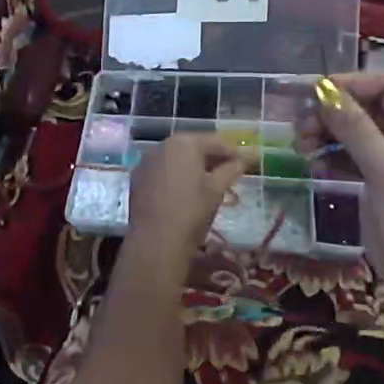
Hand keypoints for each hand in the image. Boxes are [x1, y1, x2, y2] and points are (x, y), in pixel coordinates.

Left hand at [127, 133, 244, 277]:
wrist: (156, 240)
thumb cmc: (192, 212)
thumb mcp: (216, 189)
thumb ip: (231, 170)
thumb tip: (245, 159)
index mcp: (184, 143)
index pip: (215, 143)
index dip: (233, 153)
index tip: (246, 162)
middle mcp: (161, 145)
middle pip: (193, 147)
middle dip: (211, 158)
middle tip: (228, 171)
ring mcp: (146, 161)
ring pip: (175, 158)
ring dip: (192, 166)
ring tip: (208, 181)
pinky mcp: (137, 178)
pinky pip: (161, 170)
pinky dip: (174, 175)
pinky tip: (184, 190)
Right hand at [300, 72, 383, 300]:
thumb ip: (355, 129)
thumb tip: (324, 92)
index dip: (351, 86)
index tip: (310, 94)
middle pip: (378, 109)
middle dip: (337, 114)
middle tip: (299, 127)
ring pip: (367, 135)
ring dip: (333, 137)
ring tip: (301, 147)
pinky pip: (365, 159)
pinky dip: (340, 158)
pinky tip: (315, 163)